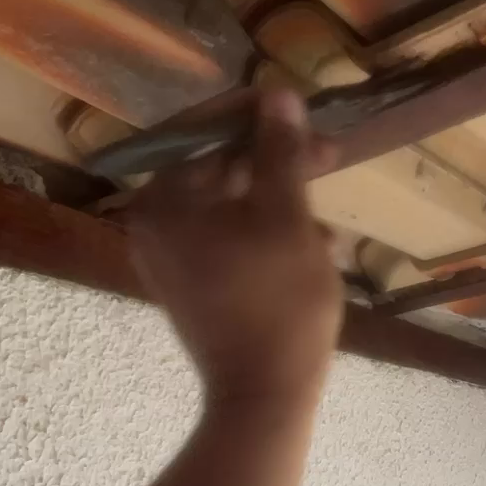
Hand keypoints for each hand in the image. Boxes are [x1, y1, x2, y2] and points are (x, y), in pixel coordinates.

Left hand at [124, 89, 343, 405]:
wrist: (265, 395)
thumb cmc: (281, 305)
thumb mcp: (288, 219)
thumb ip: (281, 152)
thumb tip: (278, 90)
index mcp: (164, 200)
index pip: (212, 134)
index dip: (267, 123)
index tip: (315, 126)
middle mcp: (154, 225)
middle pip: (222, 172)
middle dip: (280, 171)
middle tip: (331, 165)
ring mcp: (170, 260)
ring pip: (232, 209)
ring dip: (281, 208)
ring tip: (326, 229)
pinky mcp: (192, 288)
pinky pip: (228, 244)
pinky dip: (265, 239)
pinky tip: (308, 252)